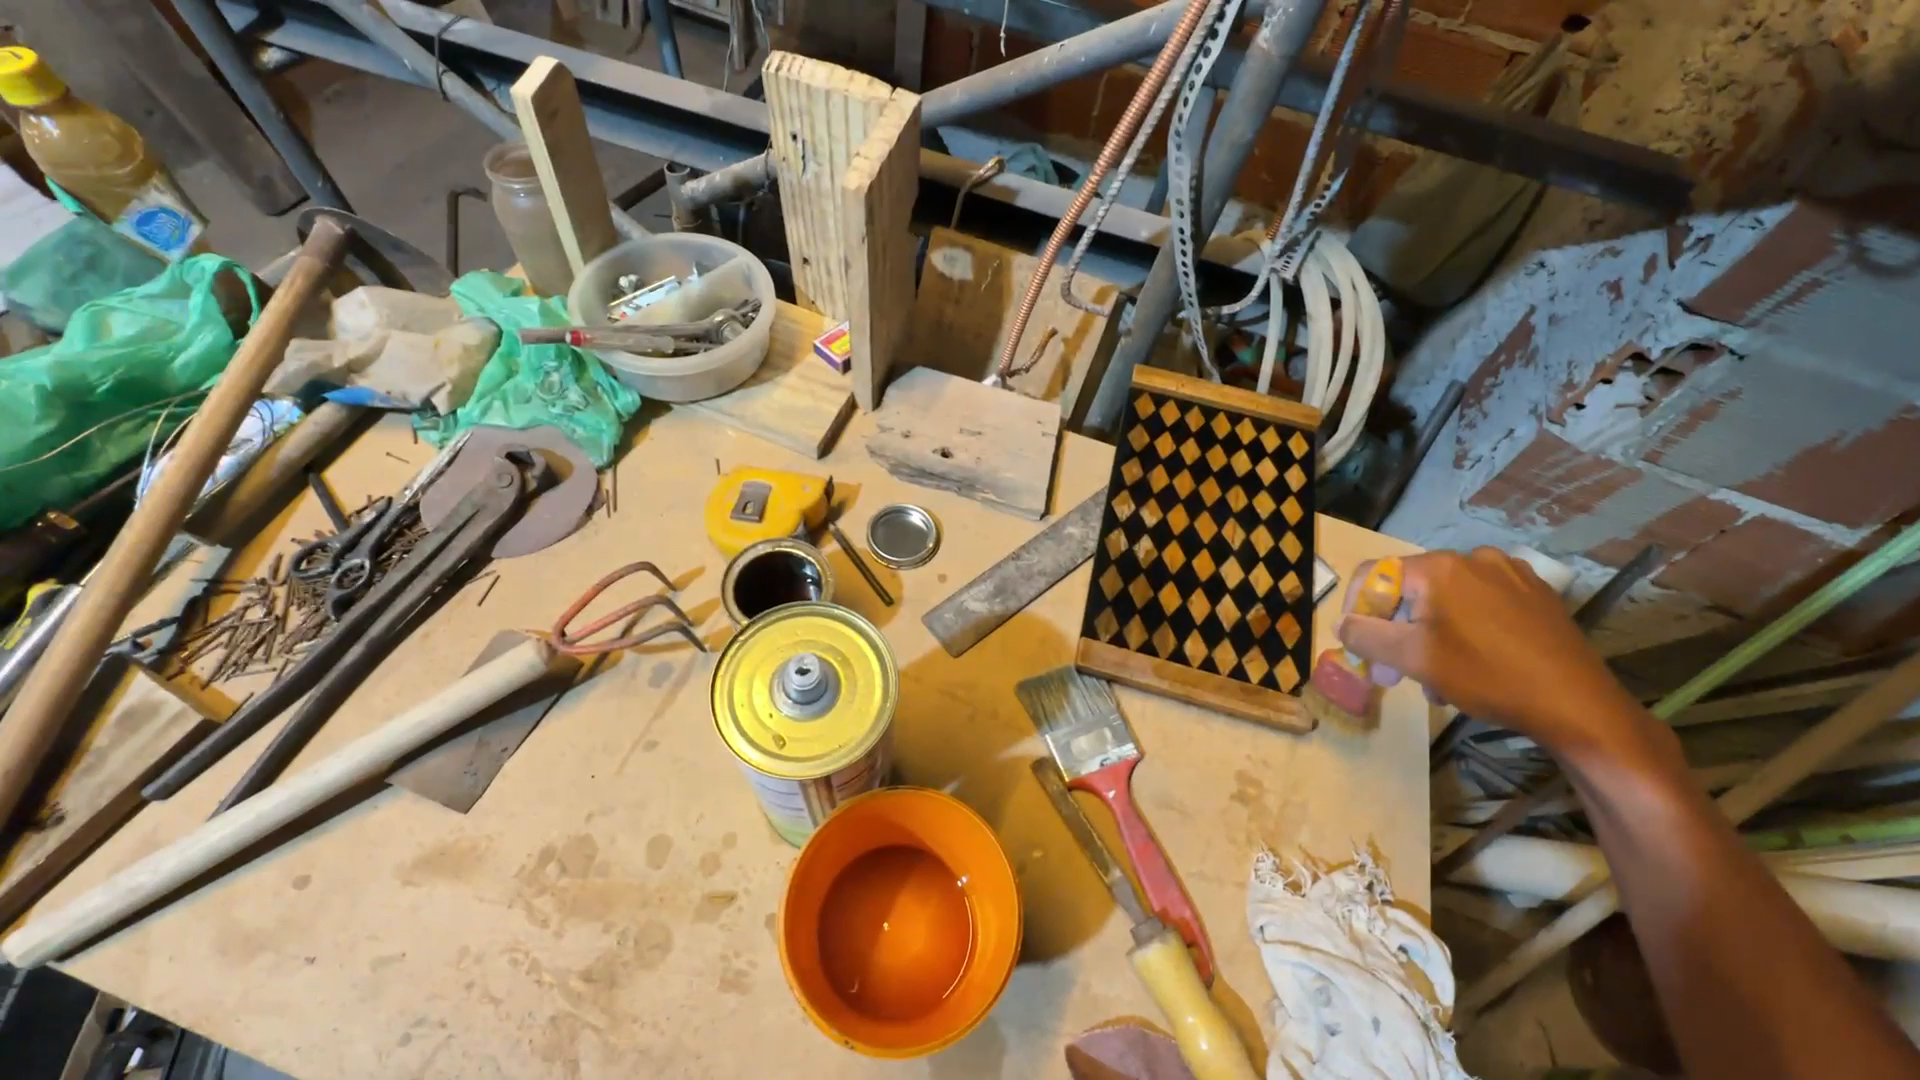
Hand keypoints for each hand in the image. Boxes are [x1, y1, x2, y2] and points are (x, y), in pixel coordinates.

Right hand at [1337, 548, 1638, 753]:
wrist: (1577, 704)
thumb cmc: (1487, 676)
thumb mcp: (1414, 659)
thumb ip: (1367, 635)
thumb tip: (1343, 623)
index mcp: (1440, 567)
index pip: (1373, 574)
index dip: (1357, 610)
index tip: (1361, 649)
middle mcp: (1474, 558)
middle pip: (1412, 589)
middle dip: (1395, 630)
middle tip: (1393, 674)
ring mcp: (1511, 574)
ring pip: (1447, 600)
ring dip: (1430, 636)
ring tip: (1438, 680)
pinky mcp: (1537, 595)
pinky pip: (1482, 605)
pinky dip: (1465, 630)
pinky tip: (1474, 664)